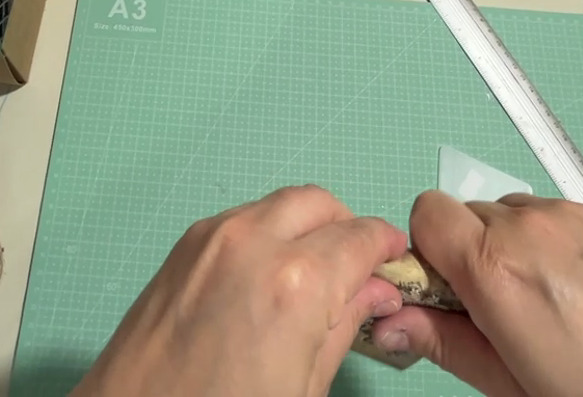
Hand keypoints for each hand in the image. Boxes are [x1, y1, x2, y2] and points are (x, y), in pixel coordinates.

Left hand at [74, 185, 407, 396]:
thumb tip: (375, 292)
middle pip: (319, 203)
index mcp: (294, 282)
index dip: (386, 247)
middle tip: (358, 268)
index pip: (359, 238)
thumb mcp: (303, 389)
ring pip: (280, 203)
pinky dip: (268, 232)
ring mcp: (214, 234)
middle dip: (346, 228)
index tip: (396, 260)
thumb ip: (345, 327)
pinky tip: (269, 276)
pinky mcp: (186, 241)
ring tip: (314, 274)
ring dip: (306, 226)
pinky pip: (243, 217)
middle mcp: (253, 240)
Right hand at [369, 192, 582, 396]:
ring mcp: (569, 211)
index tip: (451, 296)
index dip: (428, 253)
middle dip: (471, 255)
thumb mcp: (511, 388)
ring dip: (512, 247)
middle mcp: (526, 222)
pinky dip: (551, 243)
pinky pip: (552, 214)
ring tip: (555, 306)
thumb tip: (389, 321)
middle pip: (466, 214)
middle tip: (506, 314)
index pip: (424, 212)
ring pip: (509, 212)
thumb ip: (444, 343)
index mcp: (495, 266)